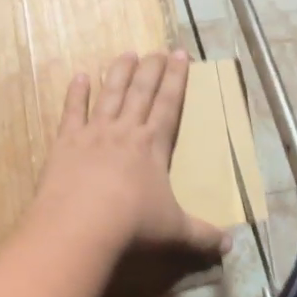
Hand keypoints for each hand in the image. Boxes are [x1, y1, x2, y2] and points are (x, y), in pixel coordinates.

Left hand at [34, 51, 226, 255]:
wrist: (80, 227)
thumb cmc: (133, 225)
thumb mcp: (174, 231)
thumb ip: (202, 236)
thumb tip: (231, 247)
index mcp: (154, 144)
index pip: (169, 103)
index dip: (177, 78)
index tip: (180, 54)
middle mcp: (125, 131)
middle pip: (141, 91)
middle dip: (151, 68)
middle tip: (157, 50)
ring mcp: (94, 133)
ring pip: (109, 94)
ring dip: (118, 72)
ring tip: (126, 53)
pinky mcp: (66, 143)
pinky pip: (72, 112)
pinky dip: (76, 94)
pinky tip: (79, 77)